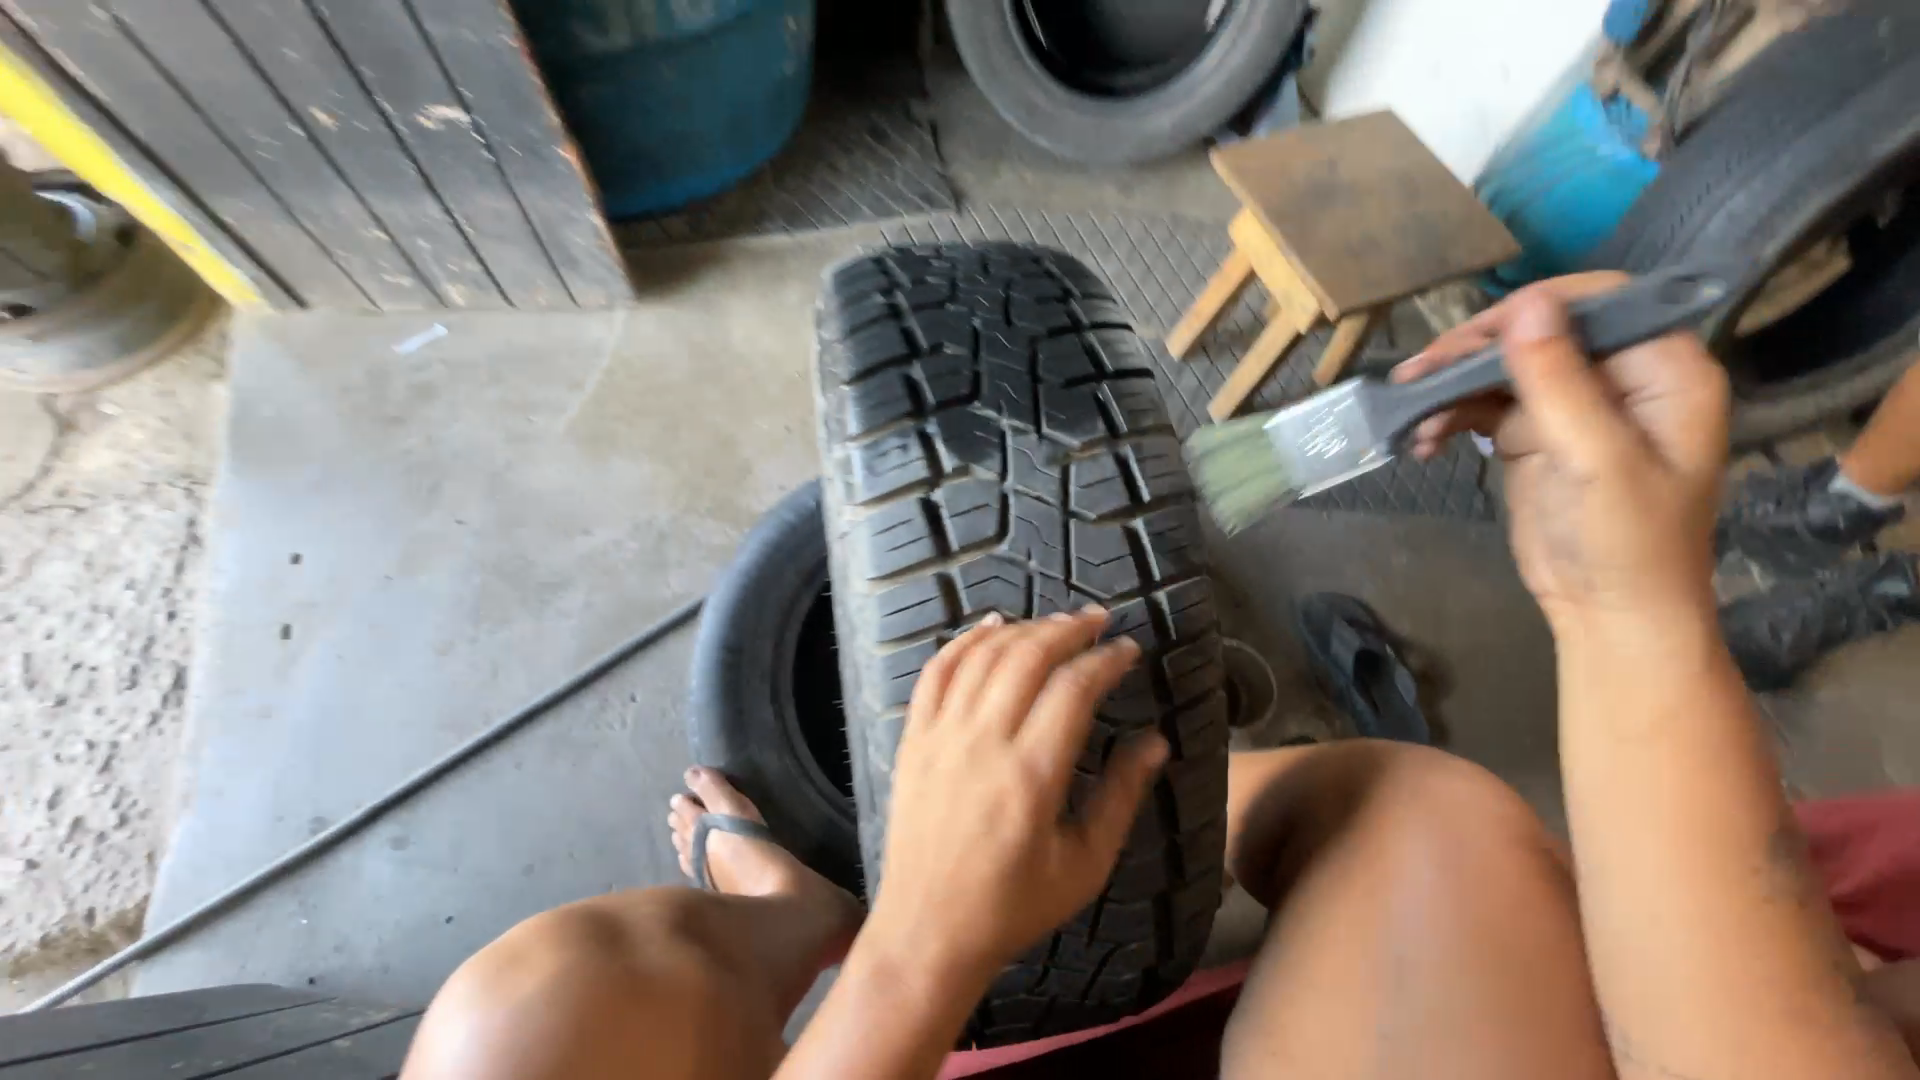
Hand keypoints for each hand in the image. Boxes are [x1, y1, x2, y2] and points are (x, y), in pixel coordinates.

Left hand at [864, 609, 1167, 980]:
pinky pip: (936, 673)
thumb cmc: (1015, 904)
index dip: (1105, 660)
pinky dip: (963, 641)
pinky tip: (989, 626)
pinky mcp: (914, 739)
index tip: (1127, 649)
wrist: (929, 929)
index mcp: (1032, 775)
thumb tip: (1156, 741)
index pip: (1073, 690)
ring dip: (1023, 629)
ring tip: (1055, 622)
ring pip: (982, 657)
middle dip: (1068, 630)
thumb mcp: (1085, 864)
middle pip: (1027, 659)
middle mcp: (983, 743)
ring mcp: (941, 736)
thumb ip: (1121, 796)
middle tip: (1098, 620)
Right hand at [1395, 274, 1730, 632]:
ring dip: (1450, 389)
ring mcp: (1569, 407)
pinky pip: (1481, 407)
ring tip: (1410, 417)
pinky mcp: (1530, 435)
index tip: (1476, 336)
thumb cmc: (1625, 541)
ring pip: (1500, 370)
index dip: (1538, 308)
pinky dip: (1448, 419)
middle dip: (1474, 353)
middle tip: (1417, 375)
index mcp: (1662, 373)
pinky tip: (1422, 443)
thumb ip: (1561, 382)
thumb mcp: (1596, 458)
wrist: (1604, 609)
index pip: (1603, 304)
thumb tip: (1528, 305)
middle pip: (1537, 334)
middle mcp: (1616, 379)